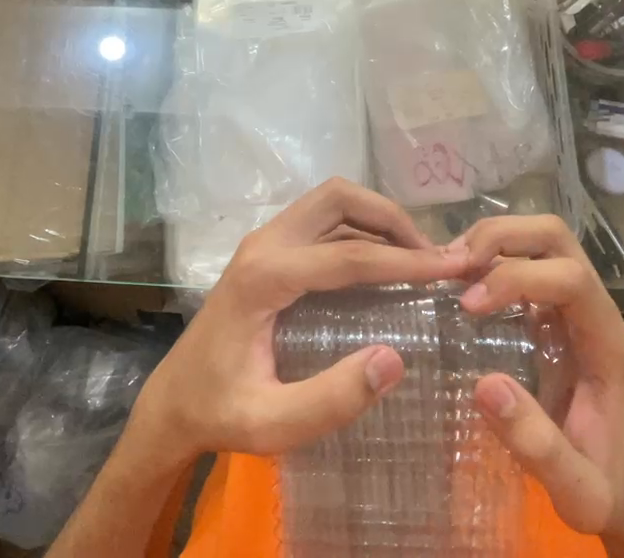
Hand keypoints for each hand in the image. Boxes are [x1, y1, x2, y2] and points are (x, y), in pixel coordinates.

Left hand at [132, 178, 471, 461]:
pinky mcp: (267, 250)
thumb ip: (331, 400)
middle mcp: (264, 244)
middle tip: (432, 257)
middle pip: (337, 198)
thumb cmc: (220, 413)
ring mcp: (264, 242)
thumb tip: (394, 359)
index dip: (405, 262)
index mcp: (264, 277)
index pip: (348, 255)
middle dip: (392, 219)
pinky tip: (383, 263)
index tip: (451, 271)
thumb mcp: (272, 424)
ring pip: (330, 201)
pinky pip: (322, 220)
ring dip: (377, 219)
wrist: (172, 401)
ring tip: (417, 258)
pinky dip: (360, 228)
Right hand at [458, 216, 623, 557]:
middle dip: (501, 237)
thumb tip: (485, 384)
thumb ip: (538, 445)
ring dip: (492, 241)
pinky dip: (488, 258)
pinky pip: (524, 263)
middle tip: (452, 266)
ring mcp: (574, 309)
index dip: (517, 279)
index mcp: (609, 344)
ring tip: (447, 267)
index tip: (468, 306)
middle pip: (555, 238)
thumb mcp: (579, 491)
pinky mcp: (552, 315)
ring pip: (539, 241)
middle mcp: (596, 313)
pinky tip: (457, 281)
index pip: (570, 278)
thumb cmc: (606, 492)